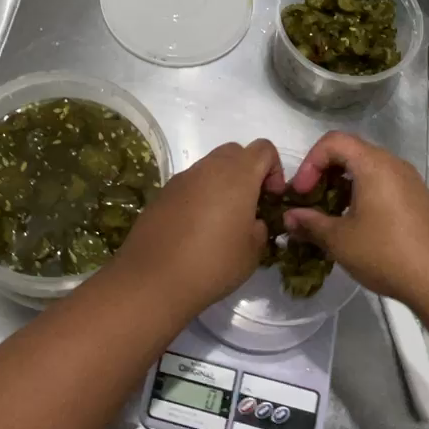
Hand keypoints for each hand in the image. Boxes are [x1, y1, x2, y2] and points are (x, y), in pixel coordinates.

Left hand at [115, 140, 284, 308]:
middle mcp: (208, 168)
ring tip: (220, 222)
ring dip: (221, 185)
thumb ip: (259, 227)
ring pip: (209, 168)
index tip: (270, 199)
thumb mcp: (252, 252)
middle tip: (248, 207)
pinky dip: (198, 197)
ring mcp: (181, 179)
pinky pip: (189, 185)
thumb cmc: (213, 264)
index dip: (274, 170)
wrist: (154, 279)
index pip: (264, 149)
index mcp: (237, 175)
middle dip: (247, 173)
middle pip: (235, 152)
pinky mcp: (162, 193)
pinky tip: (194, 229)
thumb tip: (251, 221)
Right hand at [283, 131, 428, 305]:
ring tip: (330, 214)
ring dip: (342, 185)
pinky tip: (356, 223)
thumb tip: (289, 218)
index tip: (302, 193)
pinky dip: (362, 193)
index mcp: (374, 165)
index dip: (310, 162)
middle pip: (350, 151)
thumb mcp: (339, 240)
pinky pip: (383, 183)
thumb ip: (310, 223)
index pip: (333, 141)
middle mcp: (394, 164)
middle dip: (324, 173)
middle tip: (311, 201)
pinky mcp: (418, 199)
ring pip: (367, 168)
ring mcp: (409, 181)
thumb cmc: (385, 253)